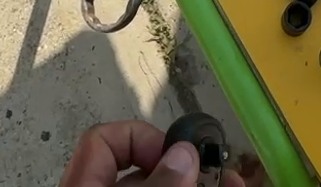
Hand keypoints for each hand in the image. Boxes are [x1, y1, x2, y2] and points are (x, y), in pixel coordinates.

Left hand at [59, 120, 247, 186]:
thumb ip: (156, 186)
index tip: (176, 155)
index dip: (142, 138)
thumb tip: (184, 156)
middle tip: (220, 171)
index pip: (103, 140)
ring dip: (204, 182)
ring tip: (235, 183)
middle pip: (144, 168)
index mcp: (85, 185)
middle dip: (189, 164)